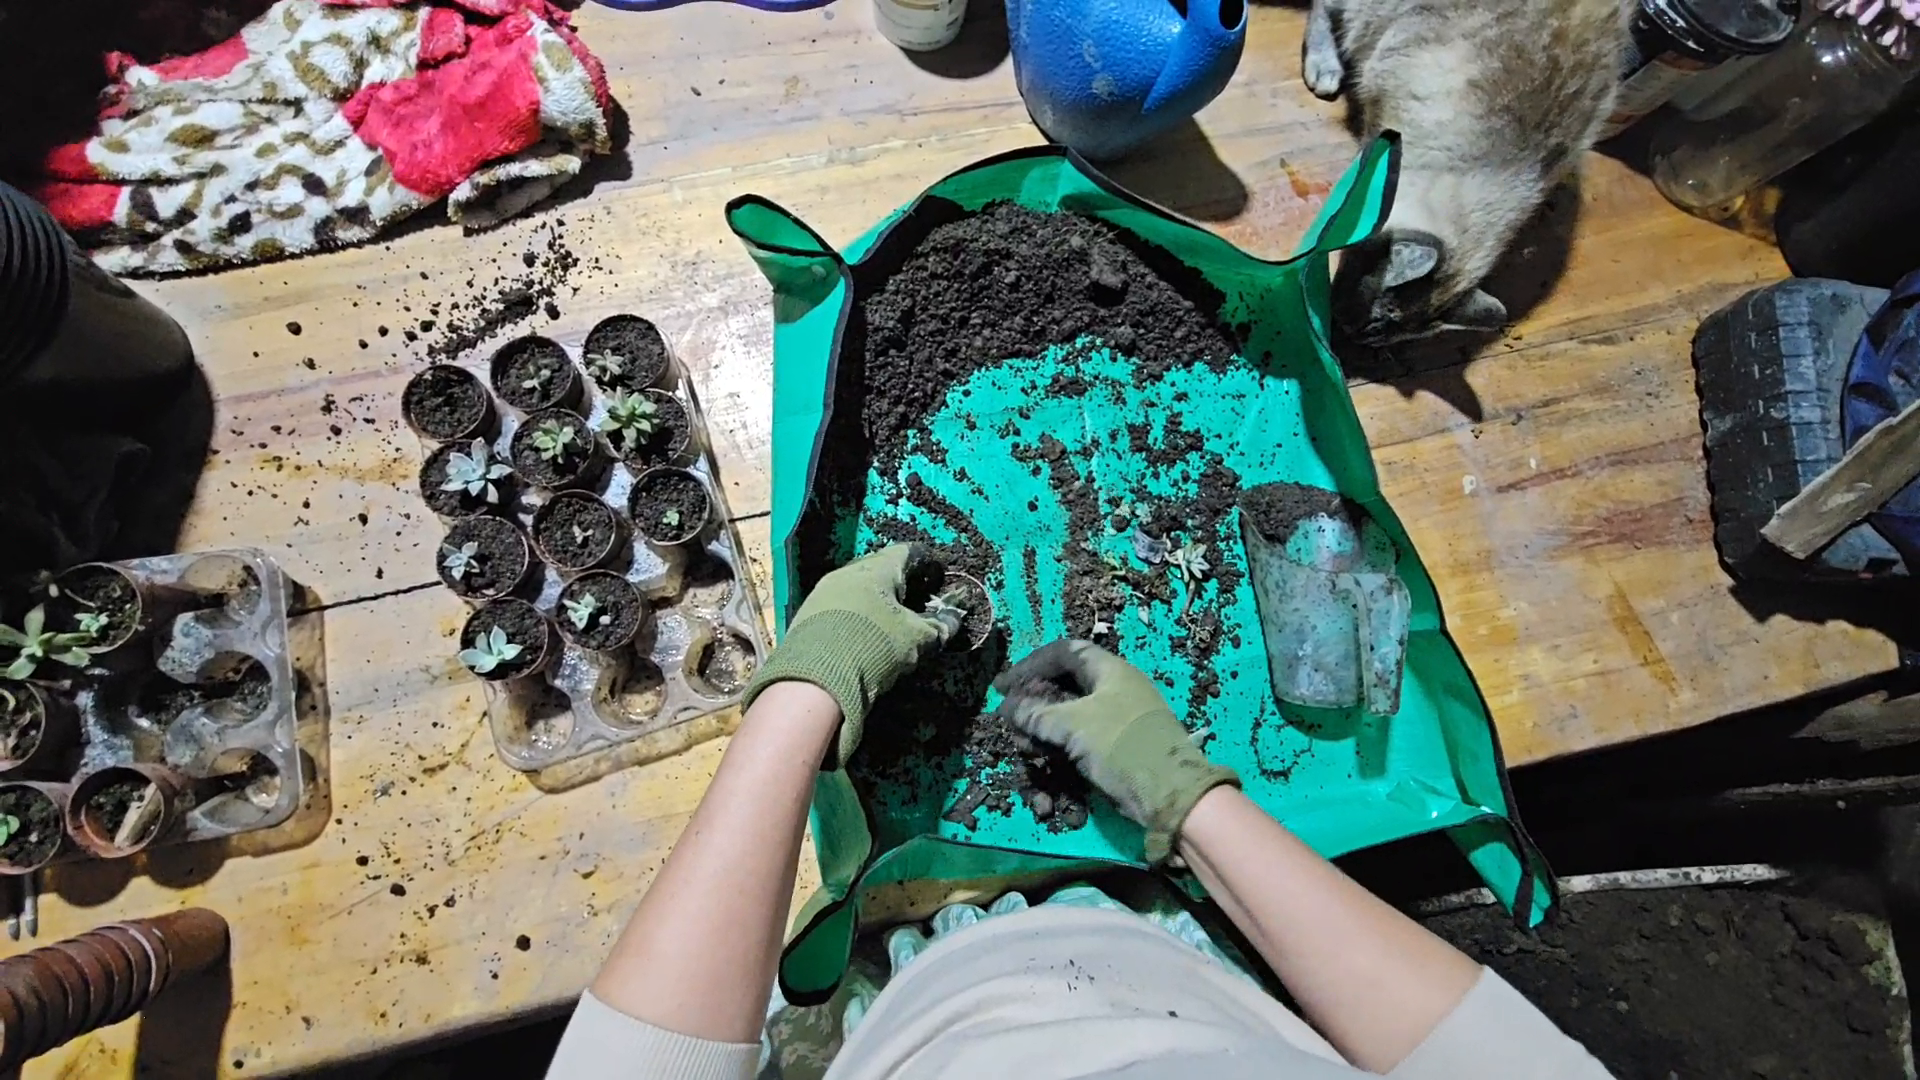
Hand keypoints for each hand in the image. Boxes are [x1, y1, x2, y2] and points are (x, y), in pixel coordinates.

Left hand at [744, 544, 946, 767]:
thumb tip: (955, 617)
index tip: (938, 581)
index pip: (908, 552)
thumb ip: (941, 625)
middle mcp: (848, 570)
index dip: (928, 565)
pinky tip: (863, 634)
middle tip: (916, 602)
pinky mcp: (808, 613)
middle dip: (901, 583)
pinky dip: (857, 614)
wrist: (815, 678)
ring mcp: (824, 590)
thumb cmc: (876, 645)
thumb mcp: (919, 639)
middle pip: (881, 568)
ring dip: (876, 600)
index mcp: (878, 568)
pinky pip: (841, 605)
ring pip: (858, 587)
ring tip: (890, 621)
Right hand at [992, 640, 1237, 862]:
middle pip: (1061, 687)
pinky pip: (1077, 741)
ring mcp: (1113, 719)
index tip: (1003, 687)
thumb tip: (1007, 706)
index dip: (1030, 665)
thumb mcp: (1072, 724)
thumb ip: (1035, 713)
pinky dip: (1058, 752)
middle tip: (1012, 724)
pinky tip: (1042, 769)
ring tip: (1026, 752)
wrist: (1169, 793)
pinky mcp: (1113, 747)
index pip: (1062, 652)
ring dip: (1041, 734)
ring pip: (1066, 718)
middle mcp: (1111, 688)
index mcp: (1108, 669)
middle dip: (1032, 707)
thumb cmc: (1121, 744)